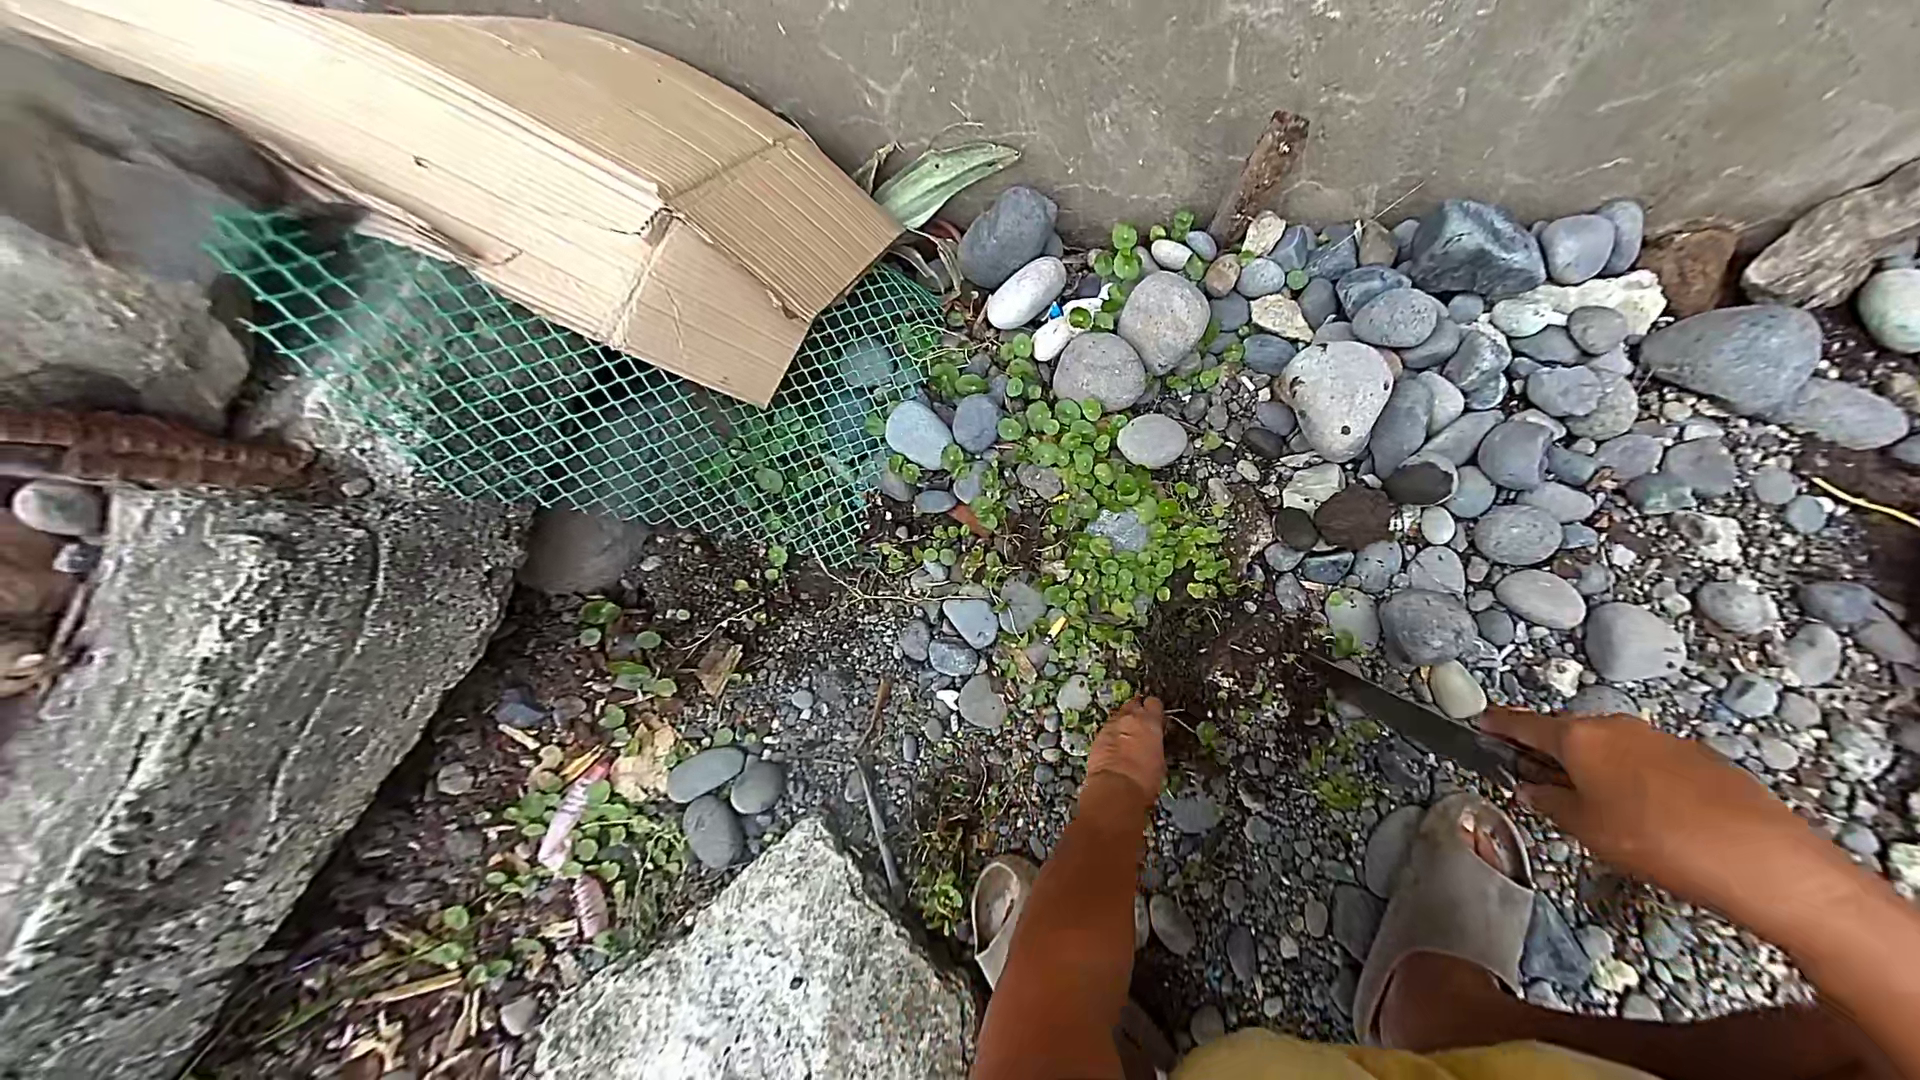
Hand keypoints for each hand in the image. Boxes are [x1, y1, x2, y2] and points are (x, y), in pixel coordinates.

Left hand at [1086, 696, 1165, 802]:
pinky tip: (1114, 745)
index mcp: (1149, 721)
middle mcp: (1129, 718)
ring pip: (1118, 715)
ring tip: (1127, 736)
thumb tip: (1152, 743)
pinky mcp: (1097, 736)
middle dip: (1137, 711)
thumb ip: (1155, 742)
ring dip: (1123, 722)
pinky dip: (1111, 733)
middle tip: (1140, 724)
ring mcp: (1111, 725)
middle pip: (1133, 703)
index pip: (1154, 703)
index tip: (1156, 717)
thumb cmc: (1145, 779)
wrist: (1116, 788)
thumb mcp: (1160, 759)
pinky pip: (1107, 728)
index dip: (1154, 710)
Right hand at [1480, 706, 1846, 933]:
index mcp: (1578, 737)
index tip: (1479, 722)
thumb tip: (1531, 789)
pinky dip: (1636, 777)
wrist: (1771, 866)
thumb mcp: (1584, 828)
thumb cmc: (1659, 843)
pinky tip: (1651, 813)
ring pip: (1611, 747)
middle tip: (1540, 780)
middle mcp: (1616, 726)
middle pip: (1568, 734)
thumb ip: (1547, 801)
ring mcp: (1664, 740)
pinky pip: (1650, 760)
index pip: (1521, 723)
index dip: (1496, 724)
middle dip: (1551, 753)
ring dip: (1596, 766)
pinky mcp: (1704, 759)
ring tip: (1601, 804)